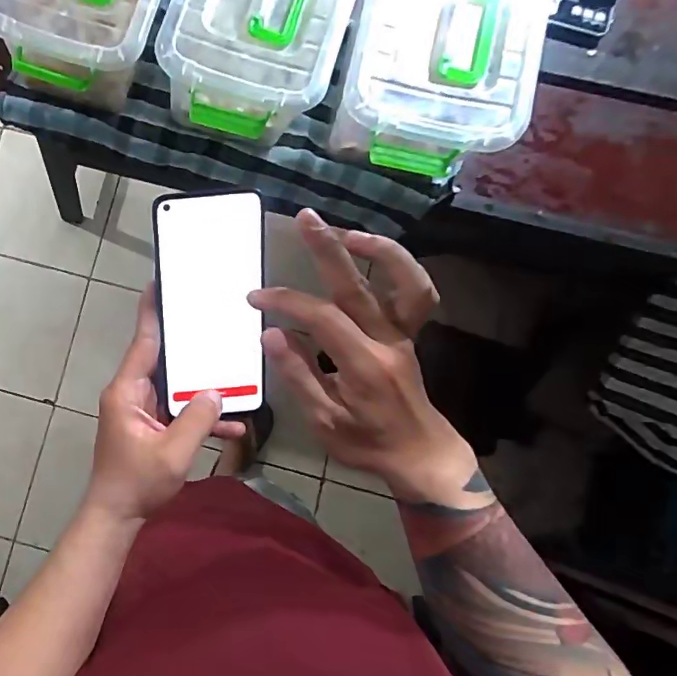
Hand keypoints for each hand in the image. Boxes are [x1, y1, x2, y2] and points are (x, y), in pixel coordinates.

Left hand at [83, 288, 245, 523]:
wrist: (117, 513)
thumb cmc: (137, 482)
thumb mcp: (174, 451)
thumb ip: (198, 419)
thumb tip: (216, 392)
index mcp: (127, 392)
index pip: (143, 343)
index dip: (152, 313)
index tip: (159, 284)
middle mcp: (129, 394)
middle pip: (162, 360)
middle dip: (189, 346)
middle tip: (213, 322)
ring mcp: (138, 410)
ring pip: (173, 387)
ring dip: (201, 387)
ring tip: (236, 374)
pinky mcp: (148, 425)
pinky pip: (175, 410)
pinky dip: (198, 415)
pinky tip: (231, 424)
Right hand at [247, 210, 476, 505]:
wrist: (422, 456)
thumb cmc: (365, 444)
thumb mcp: (322, 420)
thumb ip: (298, 375)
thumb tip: (272, 334)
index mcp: (364, 365)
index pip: (322, 318)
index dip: (285, 301)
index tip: (254, 298)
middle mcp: (389, 343)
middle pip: (361, 286)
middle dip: (330, 250)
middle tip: (306, 219)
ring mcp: (404, 337)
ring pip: (404, 284)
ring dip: (379, 251)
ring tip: (347, 233)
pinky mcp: (407, 337)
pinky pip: (413, 295)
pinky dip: (396, 270)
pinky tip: (368, 259)